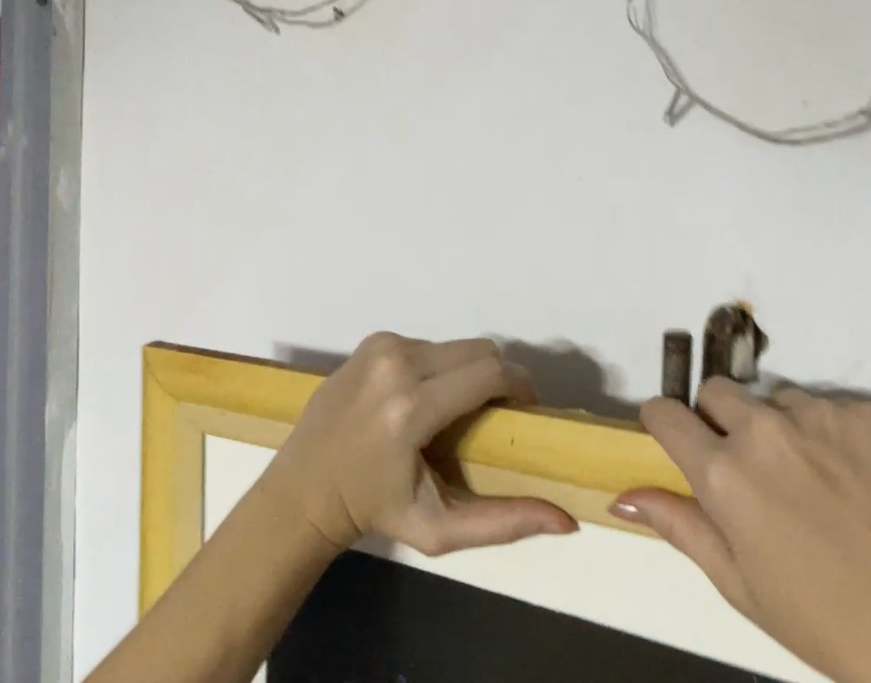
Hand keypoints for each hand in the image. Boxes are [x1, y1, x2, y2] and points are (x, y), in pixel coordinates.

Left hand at [261, 332, 577, 556]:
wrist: (301, 493)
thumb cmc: (373, 512)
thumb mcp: (439, 528)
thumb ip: (504, 522)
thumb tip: (568, 522)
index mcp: (409, 408)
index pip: (490, 373)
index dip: (520, 387)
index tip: (527, 410)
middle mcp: (394, 365)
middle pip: (480, 351)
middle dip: (498, 378)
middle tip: (496, 413)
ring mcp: (379, 348)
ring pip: (456, 345)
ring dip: (468, 371)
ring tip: (457, 409)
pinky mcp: (370, 343)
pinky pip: (428, 344)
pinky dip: (439, 365)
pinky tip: (425, 398)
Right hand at [613, 380, 870, 682]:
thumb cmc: (820, 617)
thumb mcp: (738, 583)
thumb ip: (679, 525)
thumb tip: (621, 494)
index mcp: (723, 474)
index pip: (666, 413)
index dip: (664, 422)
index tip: (674, 435)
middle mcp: (765, 430)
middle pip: (717, 390)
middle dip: (719, 417)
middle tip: (748, 464)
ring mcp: (820, 414)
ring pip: (776, 398)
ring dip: (779, 426)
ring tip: (811, 477)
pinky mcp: (867, 412)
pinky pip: (829, 406)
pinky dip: (829, 432)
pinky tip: (853, 476)